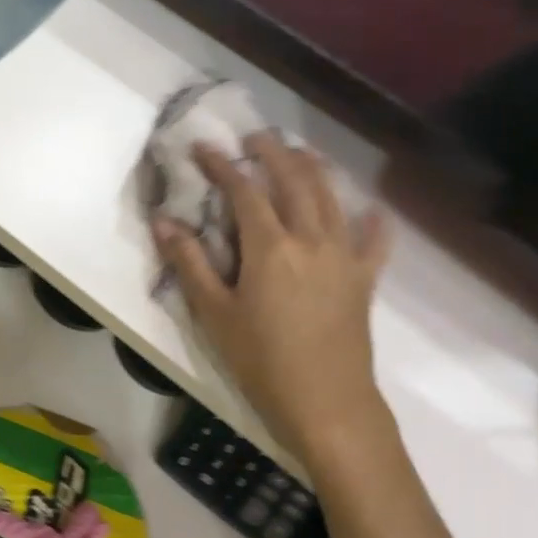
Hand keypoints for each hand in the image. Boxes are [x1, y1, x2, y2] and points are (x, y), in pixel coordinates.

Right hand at [154, 132, 392, 463]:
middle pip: (296, 185)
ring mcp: (344, 259)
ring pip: (332, 201)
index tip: (203, 147)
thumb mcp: (211, 310)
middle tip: (256, 137)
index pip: (245, 193)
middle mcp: (312, 242)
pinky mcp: (363, 281)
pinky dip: (372, 220)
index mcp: (270, 248)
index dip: (223, 167)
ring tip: (299, 153)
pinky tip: (370, 209)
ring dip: (315, 172)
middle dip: (275, 156)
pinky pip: (373, 242)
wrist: (325, 400)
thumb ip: (189, 262)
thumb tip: (164, 221)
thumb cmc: (257, 356)